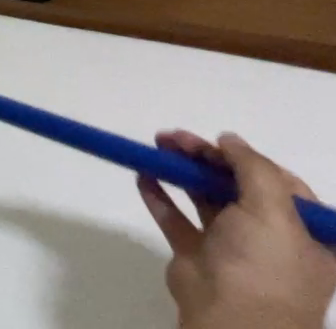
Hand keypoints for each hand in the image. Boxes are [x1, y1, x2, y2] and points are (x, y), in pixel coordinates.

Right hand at [137, 131, 335, 328]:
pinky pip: (176, 217)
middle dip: (203, 159)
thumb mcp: (273, 211)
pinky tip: (142, 176)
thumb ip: (253, 170)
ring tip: (152, 147)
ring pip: (205, 198)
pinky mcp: (197, 251)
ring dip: (179, 171)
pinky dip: (158, 195)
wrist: (233, 315)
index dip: (244, 158)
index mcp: (307, 232)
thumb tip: (229, 139)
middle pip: (236, 186)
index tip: (212, 142)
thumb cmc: (265, 263)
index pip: (281, 183)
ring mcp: (233, 245)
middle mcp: (274, 237)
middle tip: (170, 138)